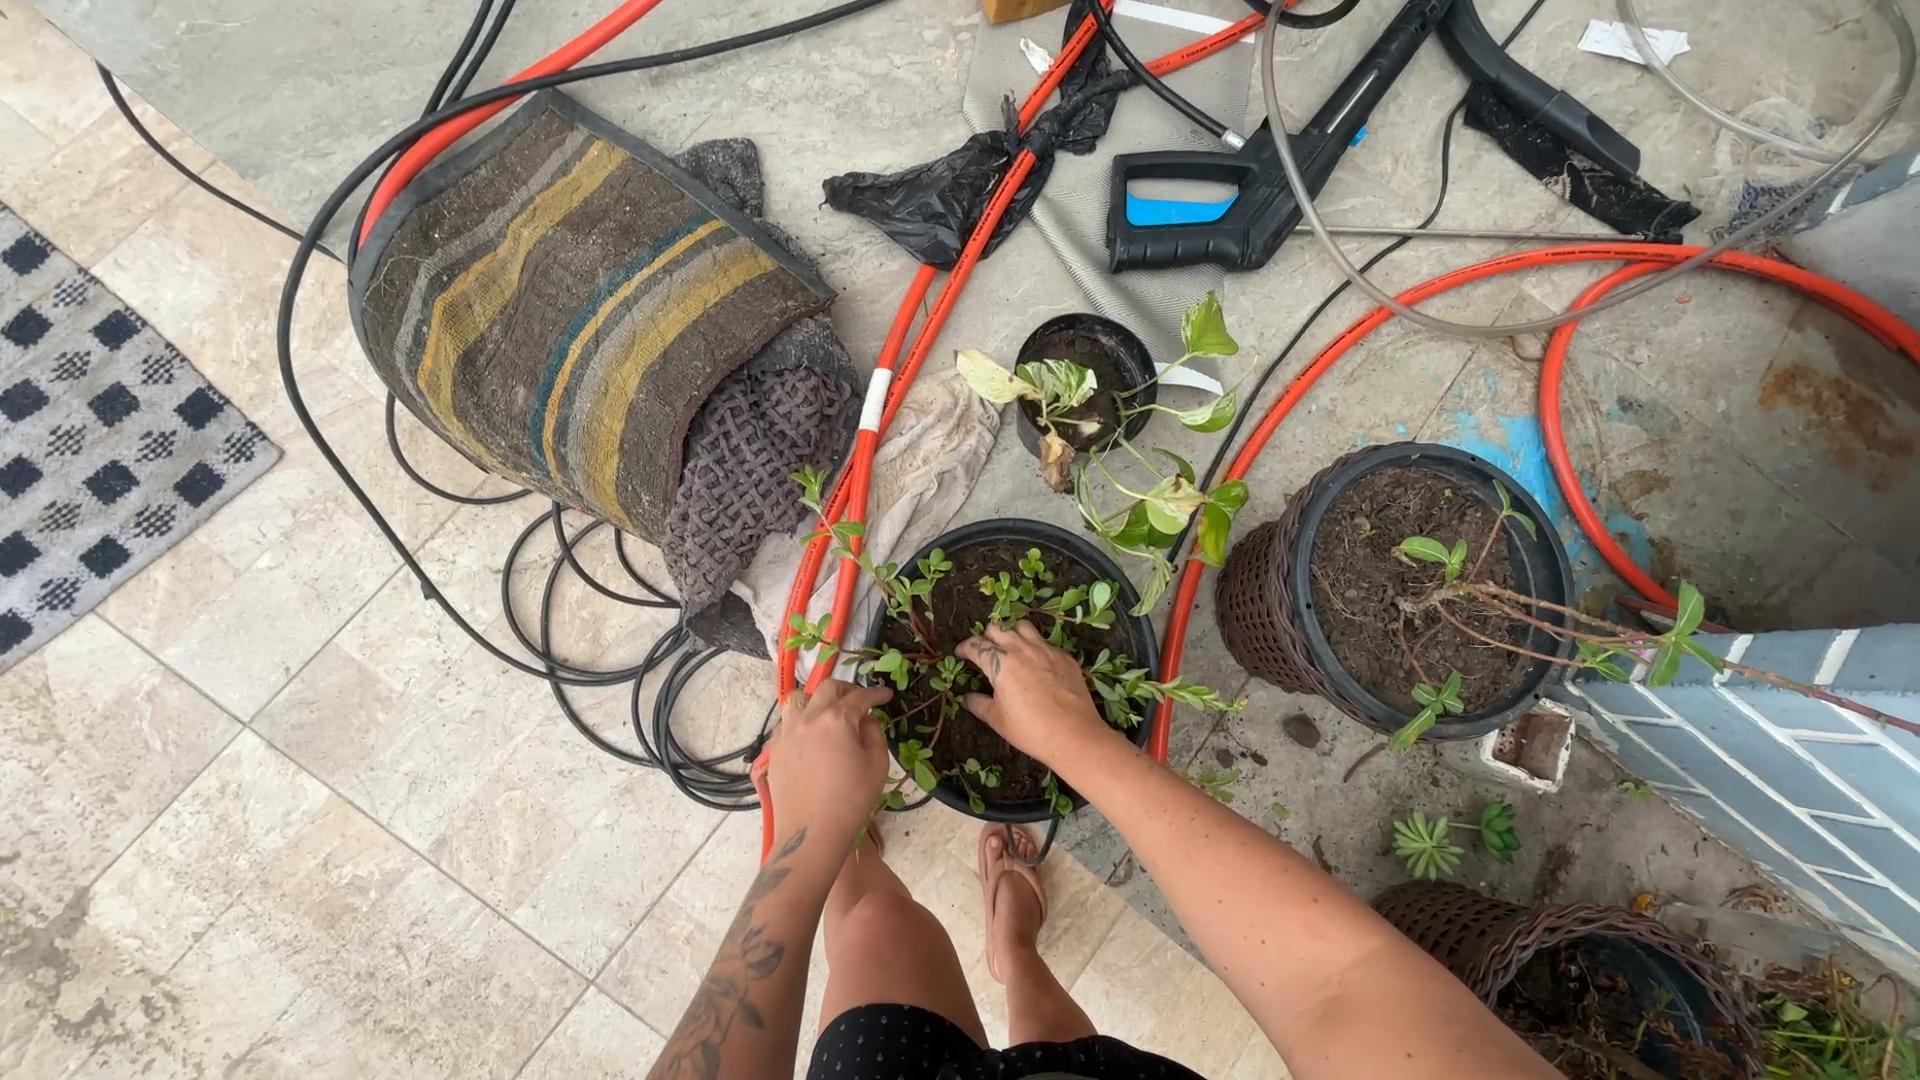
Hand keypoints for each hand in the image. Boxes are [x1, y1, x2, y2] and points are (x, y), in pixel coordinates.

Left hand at [767, 680, 892, 845]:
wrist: (811, 832)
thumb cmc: (851, 800)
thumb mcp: (877, 765)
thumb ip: (875, 734)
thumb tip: (866, 720)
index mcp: (837, 719)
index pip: (860, 697)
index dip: (876, 693)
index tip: (886, 695)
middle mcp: (809, 718)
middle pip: (827, 688)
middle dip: (847, 689)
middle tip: (859, 700)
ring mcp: (788, 733)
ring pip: (799, 699)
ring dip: (817, 699)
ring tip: (828, 713)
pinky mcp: (775, 749)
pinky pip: (786, 722)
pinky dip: (800, 719)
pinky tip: (809, 735)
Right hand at [955, 621, 1118, 765]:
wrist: (1073, 734)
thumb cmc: (1030, 729)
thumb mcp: (997, 719)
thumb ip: (979, 704)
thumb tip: (967, 698)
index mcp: (1000, 662)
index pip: (977, 645)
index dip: (965, 647)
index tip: (961, 653)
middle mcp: (1021, 648)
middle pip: (998, 629)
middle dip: (987, 637)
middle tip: (985, 651)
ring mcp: (1045, 649)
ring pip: (1023, 627)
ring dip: (1012, 633)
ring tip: (1011, 648)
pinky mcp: (1064, 656)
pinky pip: (1045, 642)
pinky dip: (1035, 647)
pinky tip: (1037, 664)